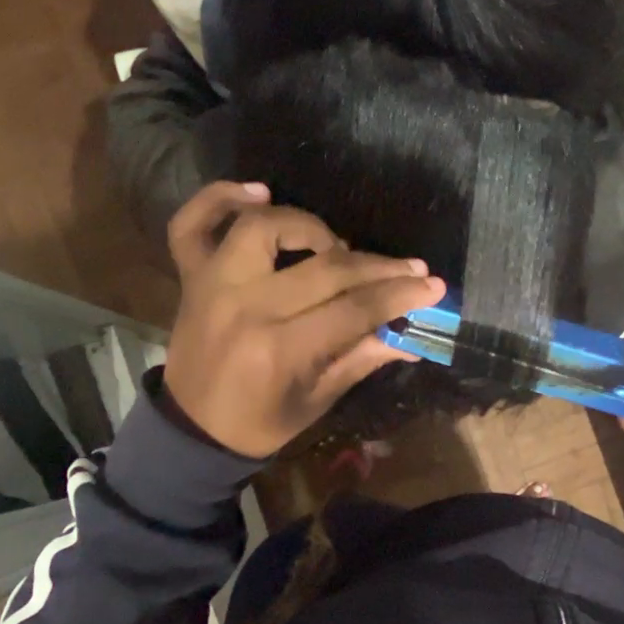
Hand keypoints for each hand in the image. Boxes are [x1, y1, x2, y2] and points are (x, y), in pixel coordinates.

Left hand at [160, 182, 444, 457]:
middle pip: (324, 269)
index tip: (433, 287)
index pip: (353, 310)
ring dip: (309, 227)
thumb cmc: (260, 422)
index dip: (399, 296)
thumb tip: (411, 338)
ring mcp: (213, 284)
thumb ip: (361, 359)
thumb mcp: (317, 401)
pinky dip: (220, 197)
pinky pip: (193, 221)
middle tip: (410, 268)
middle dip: (376, 266)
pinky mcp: (190, 275)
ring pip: (262, 227)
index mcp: (280, 349)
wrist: (194, 429)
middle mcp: (246, 306)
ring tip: (336, 246)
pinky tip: (259, 193)